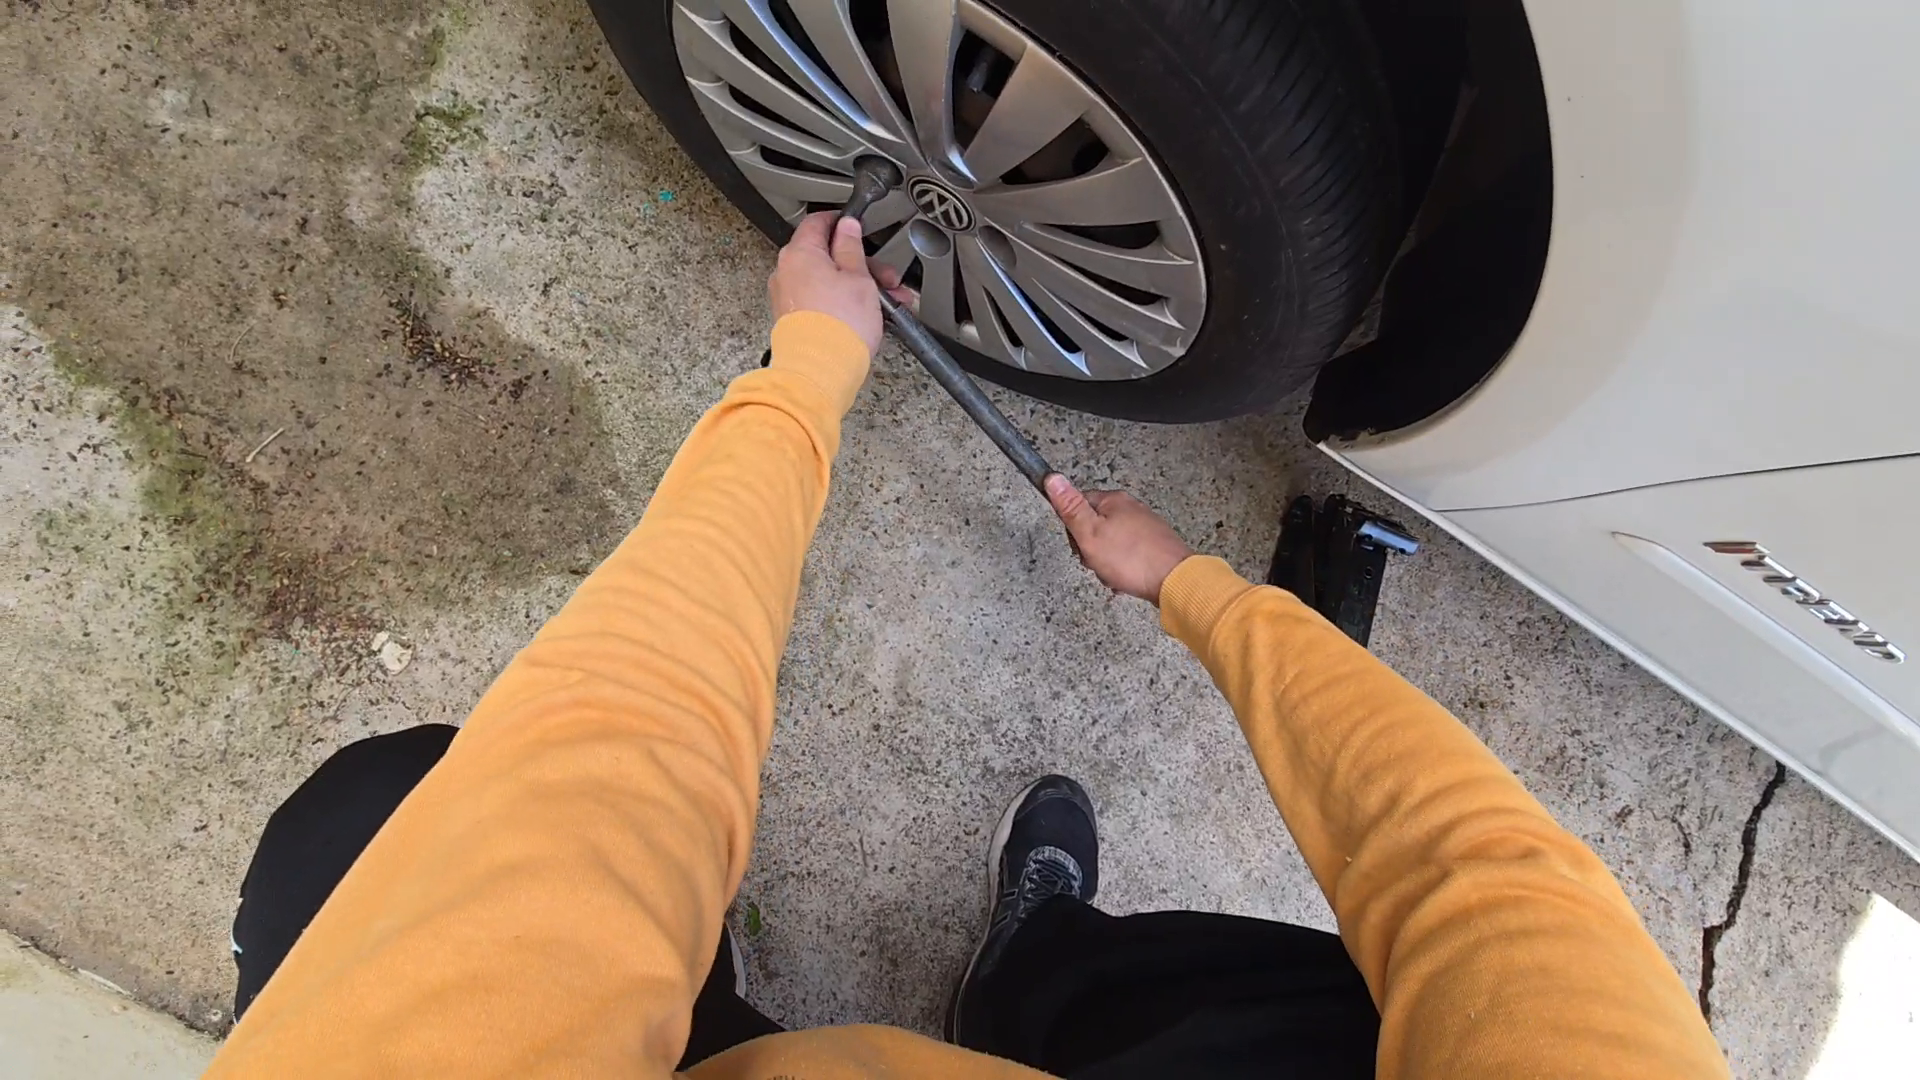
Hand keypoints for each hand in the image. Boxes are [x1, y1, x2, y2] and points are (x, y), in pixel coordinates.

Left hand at [768, 212, 915, 354]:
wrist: (820, 371)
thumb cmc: (839, 326)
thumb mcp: (858, 278)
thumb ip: (852, 248)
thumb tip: (847, 228)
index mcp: (800, 253)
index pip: (818, 222)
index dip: (841, 222)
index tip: (858, 227)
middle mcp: (787, 273)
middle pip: (826, 256)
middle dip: (861, 265)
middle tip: (887, 277)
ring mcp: (789, 298)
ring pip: (828, 282)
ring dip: (857, 288)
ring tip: (887, 303)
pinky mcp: (794, 321)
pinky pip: (821, 303)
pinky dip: (843, 304)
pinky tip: (867, 316)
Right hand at [1045, 474, 1193, 604]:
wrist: (1173, 580)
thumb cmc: (1131, 559)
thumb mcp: (1089, 533)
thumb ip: (1070, 506)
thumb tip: (1052, 478)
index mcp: (1114, 500)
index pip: (1079, 504)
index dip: (1073, 528)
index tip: (1078, 543)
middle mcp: (1132, 508)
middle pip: (1096, 524)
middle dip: (1091, 547)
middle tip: (1096, 560)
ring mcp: (1145, 526)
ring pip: (1111, 542)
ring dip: (1106, 561)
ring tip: (1113, 573)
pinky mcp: (1154, 544)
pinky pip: (1128, 554)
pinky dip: (1123, 567)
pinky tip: (1125, 578)